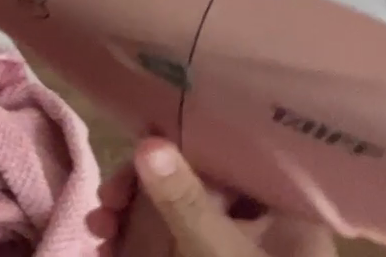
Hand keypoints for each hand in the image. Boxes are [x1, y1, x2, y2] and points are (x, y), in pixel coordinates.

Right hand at [96, 140, 335, 256]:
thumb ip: (185, 201)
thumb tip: (148, 139)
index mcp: (287, 220)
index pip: (230, 159)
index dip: (179, 148)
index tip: (132, 154)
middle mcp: (266, 232)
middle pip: (193, 186)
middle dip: (140, 191)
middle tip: (104, 201)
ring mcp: (237, 254)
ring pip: (175, 216)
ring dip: (130, 219)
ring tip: (97, 232)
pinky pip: (172, 245)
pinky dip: (138, 244)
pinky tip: (109, 249)